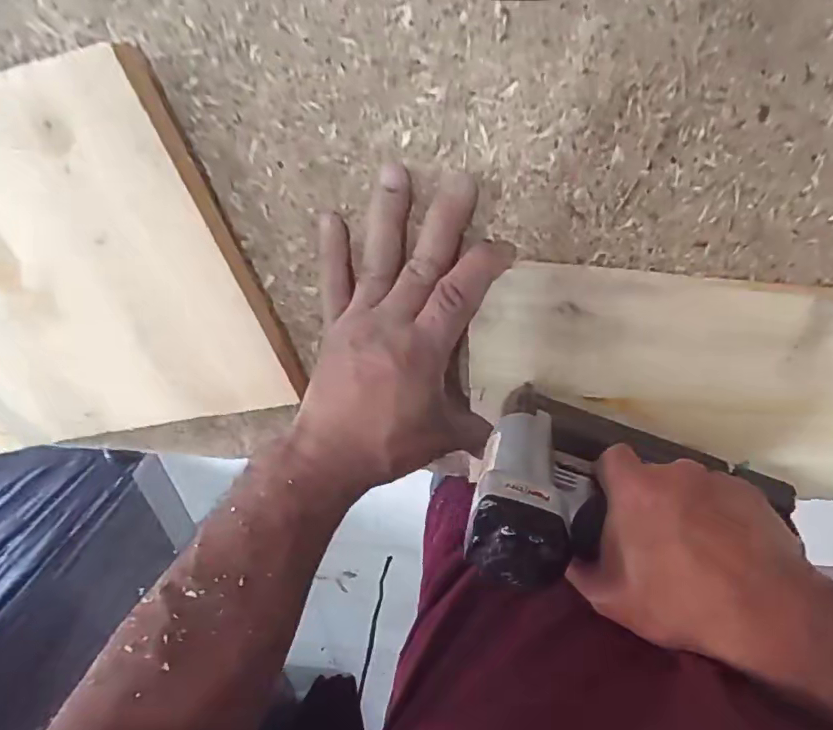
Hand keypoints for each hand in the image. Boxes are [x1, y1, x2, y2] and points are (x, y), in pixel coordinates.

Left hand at [284, 164, 513, 501]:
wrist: (328, 455)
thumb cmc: (390, 445)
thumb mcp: (444, 438)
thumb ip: (476, 430)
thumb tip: (502, 437)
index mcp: (424, 348)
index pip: (460, 295)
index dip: (483, 265)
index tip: (504, 245)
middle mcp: (392, 323)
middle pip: (424, 264)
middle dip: (444, 220)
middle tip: (459, 180)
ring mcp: (360, 320)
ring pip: (380, 260)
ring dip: (389, 215)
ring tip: (396, 171)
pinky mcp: (336, 328)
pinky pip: (334, 283)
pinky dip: (332, 251)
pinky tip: (331, 218)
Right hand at [566, 445, 832, 672]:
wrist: (763, 609)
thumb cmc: (681, 603)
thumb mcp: (615, 601)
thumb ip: (584, 573)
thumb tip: (574, 559)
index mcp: (637, 490)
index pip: (612, 458)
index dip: (608, 479)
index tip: (612, 507)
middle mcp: (679, 473)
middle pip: (654, 478)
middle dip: (651, 504)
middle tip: (656, 544)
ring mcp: (720, 480)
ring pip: (691, 490)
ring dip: (688, 511)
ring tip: (699, 554)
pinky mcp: (752, 493)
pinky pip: (724, 500)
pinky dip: (721, 518)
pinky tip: (729, 552)